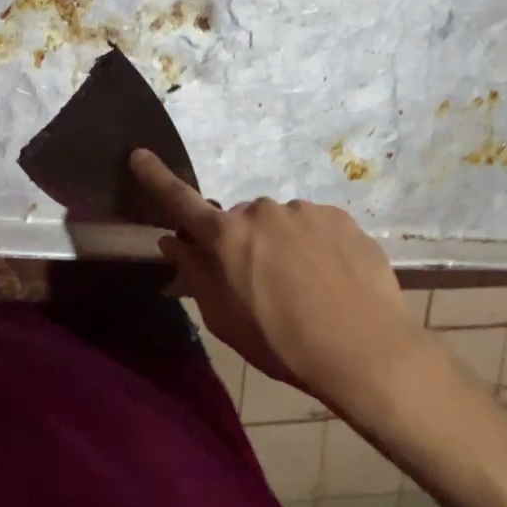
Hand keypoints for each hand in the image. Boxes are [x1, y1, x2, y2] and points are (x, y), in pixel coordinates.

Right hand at [130, 149, 432, 411]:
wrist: (368, 353)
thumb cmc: (283, 344)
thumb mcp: (224, 319)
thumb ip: (195, 274)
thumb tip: (172, 242)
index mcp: (225, 236)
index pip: (180, 199)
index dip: (156, 177)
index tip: (139, 154)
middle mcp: (260, 212)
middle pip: (239, 221)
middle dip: (243, 242)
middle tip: (262, 284)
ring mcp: (304, 211)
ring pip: (280, 223)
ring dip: (283, 245)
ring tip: (306, 287)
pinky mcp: (341, 219)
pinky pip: (316, 227)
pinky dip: (316, 247)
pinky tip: (331, 280)